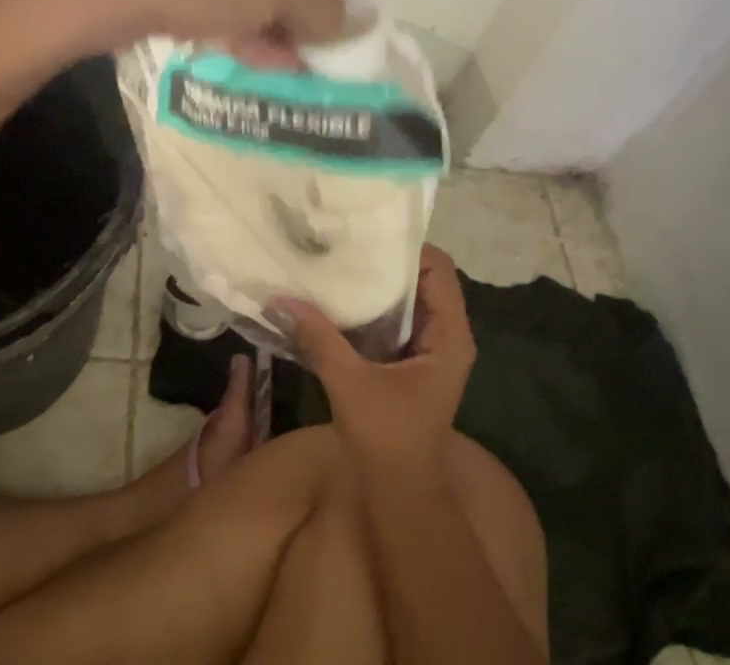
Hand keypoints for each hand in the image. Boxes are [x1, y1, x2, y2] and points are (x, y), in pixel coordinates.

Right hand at [269, 245, 475, 470]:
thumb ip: (318, 338)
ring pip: (405, 302)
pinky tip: (333, 301)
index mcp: (449, 336)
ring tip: (333, 264)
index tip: (364, 235)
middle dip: (383, 263)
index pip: (438, 270)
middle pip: (421, 280)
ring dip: (374, 286)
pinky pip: (392, 322)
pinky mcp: (409, 364)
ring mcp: (428, 351)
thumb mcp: (349, 383)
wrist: (400, 494)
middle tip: (341, 244)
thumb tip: (279, 298)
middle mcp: (446, 336)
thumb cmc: (388, 438)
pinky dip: (368, 310)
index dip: (406, 248)